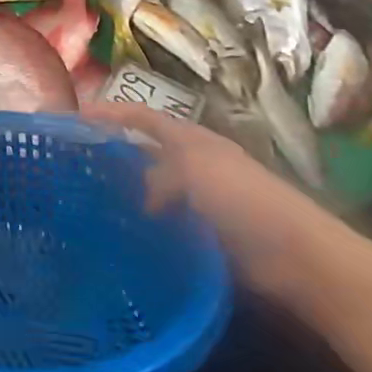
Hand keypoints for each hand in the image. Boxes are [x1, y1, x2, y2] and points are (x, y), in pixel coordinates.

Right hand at [82, 101, 332, 301]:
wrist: (298, 257)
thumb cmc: (244, 200)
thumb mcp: (195, 171)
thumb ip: (160, 173)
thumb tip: (141, 194)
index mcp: (191, 139)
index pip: (142, 117)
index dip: (109, 114)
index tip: (73, 120)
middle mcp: (193, 163)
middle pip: (145, 151)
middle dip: (113, 154)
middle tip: (75, 167)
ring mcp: (200, 199)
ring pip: (153, 189)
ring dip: (128, 194)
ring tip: (90, 205)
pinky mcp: (205, 233)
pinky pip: (165, 223)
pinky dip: (146, 226)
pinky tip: (124, 238)